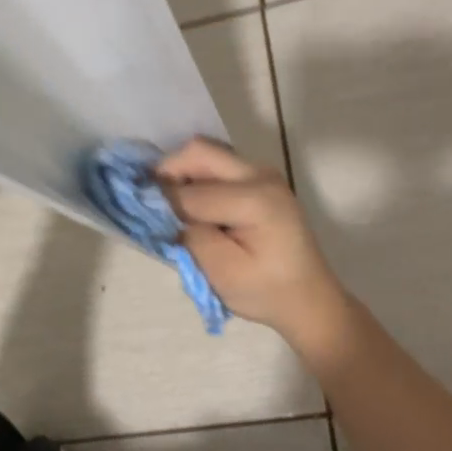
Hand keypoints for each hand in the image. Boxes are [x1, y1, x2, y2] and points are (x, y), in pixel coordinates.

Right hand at [156, 137, 352, 338]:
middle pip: (199, 152)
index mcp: (255, 199)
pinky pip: (219, 167)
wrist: (308, 298)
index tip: (143, 222)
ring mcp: (262, 174)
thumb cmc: (266, 292)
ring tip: (169, 209)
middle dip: (167, 173)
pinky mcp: (259, 181)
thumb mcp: (222, 272)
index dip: (162, 205)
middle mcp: (260, 174)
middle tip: (150, 204)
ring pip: (207, 155)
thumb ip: (191, 235)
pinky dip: (197, 180)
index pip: (191, 192)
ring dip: (182, 175)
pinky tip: (191, 209)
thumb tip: (163, 209)